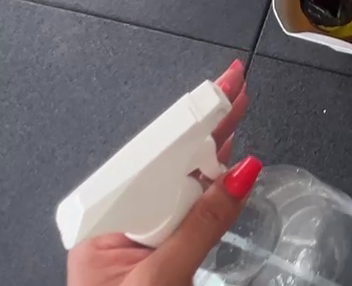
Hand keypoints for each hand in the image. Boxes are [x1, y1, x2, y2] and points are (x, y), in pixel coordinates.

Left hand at [66, 61, 260, 285]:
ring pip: (180, 185)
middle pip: (167, 165)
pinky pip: (186, 211)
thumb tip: (246, 167)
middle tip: (236, 84)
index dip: (190, 122)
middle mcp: (120, 231)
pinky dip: (211, 182)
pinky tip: (224, 160)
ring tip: (234, 108)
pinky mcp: (159, 261)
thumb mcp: (161, 280)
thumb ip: (202, 224)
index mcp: (104, 229)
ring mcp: (140, 247)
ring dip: (211, 147)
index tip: (222, 87)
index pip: (152, 160)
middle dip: (204, 123)